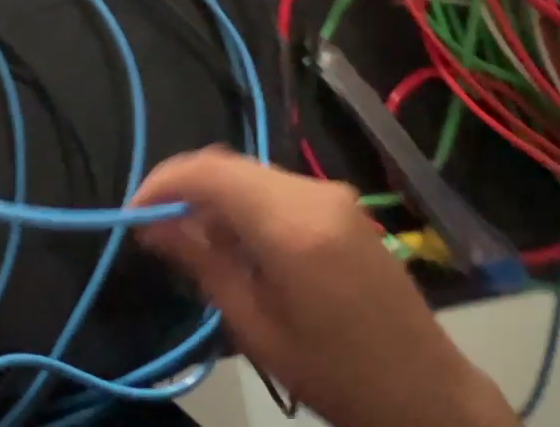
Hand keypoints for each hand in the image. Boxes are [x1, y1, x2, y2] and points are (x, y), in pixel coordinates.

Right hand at [132, 148, 514, 426]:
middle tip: (154, 229)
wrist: (426, 392)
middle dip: (186, 190)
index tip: (133, 213)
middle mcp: (312, 193)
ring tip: (192, 243)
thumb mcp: (255, 326)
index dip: (163, 183)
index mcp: (291, 224)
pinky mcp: (341, 205)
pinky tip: (236, 244)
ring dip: (215, 198)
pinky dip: (245, 205)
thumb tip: (151, 226)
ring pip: (251, 175)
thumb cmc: (334, 373)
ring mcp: (332, 194)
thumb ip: (202, 263)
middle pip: (229, 167)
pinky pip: (276, 189)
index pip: (209, 173)